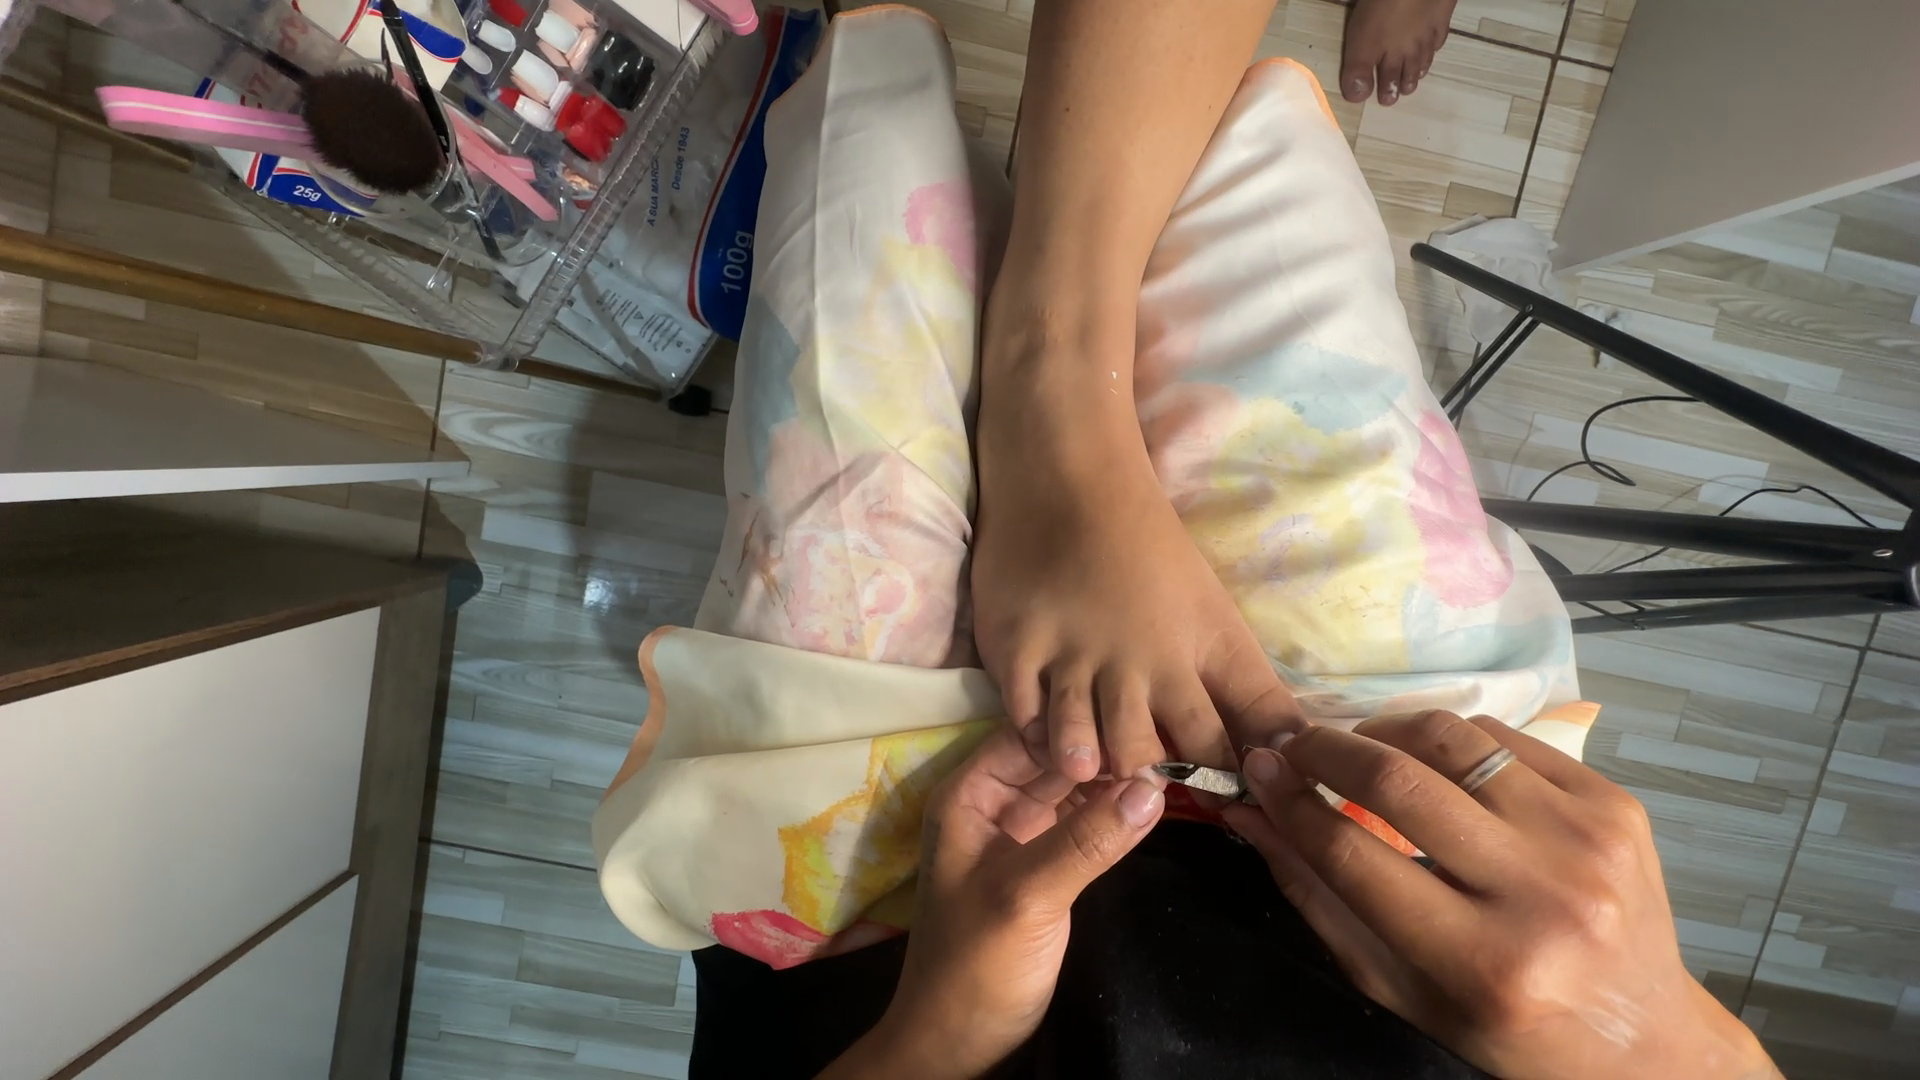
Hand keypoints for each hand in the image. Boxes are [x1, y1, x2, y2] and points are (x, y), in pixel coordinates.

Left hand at [820, 726, 1165, 1078]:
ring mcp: (1022, 831)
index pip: (1029, 735)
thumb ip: (1086, 841)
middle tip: (1165, 739)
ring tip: (1170, 761)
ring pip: (1073, 787)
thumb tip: (1152, 787)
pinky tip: (1152, 800)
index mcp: (971, 793)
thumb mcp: (1027, 896)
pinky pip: (1084, 821)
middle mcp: (995, 801)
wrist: (957, 1045)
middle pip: (1055, 757)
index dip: (1079, 726)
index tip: (1137, 719)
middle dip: (1103, 749)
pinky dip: (1114, 812)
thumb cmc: (974, 964)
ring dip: (1114, 779)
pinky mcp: (1048, 862)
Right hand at [971, 340, 1301, 781]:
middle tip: (1143, 777)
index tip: (1233, 797)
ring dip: (1093, 765)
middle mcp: (1138, 663)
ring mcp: (1070, 658)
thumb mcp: (1211, 605)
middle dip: (1152, 778)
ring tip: (1092, 761)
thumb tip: (1282, 743)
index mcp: (1198, 647)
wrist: (1065, 479)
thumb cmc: (1144, 537)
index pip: (1233, 739)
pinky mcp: (1015, 651)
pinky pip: (1026, 725)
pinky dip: (1039, 740)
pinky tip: (1048, 733)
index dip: (1237, 778)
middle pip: (1150, 758)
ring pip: (1086, 753)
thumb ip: (1239, 679)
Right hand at [1223, 712, 1781, 1079]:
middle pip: (1397, 782)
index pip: (1350, 854)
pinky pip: (1498, 736)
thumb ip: (1311, 889)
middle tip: (1293, 744)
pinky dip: (1443, 738)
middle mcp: (1545, 898)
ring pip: (1447, 738)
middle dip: (1323, 749)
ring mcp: (1589, 843)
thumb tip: (1246, 810)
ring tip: (1358, 748)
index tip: (1257, 767)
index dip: (1289, 801)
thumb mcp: (1391, 979)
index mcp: (1484, 963)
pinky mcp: (1614, 805)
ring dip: (1381, 730)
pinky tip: (1427, 762)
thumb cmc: (1498, 1021)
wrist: (1645, 1039)